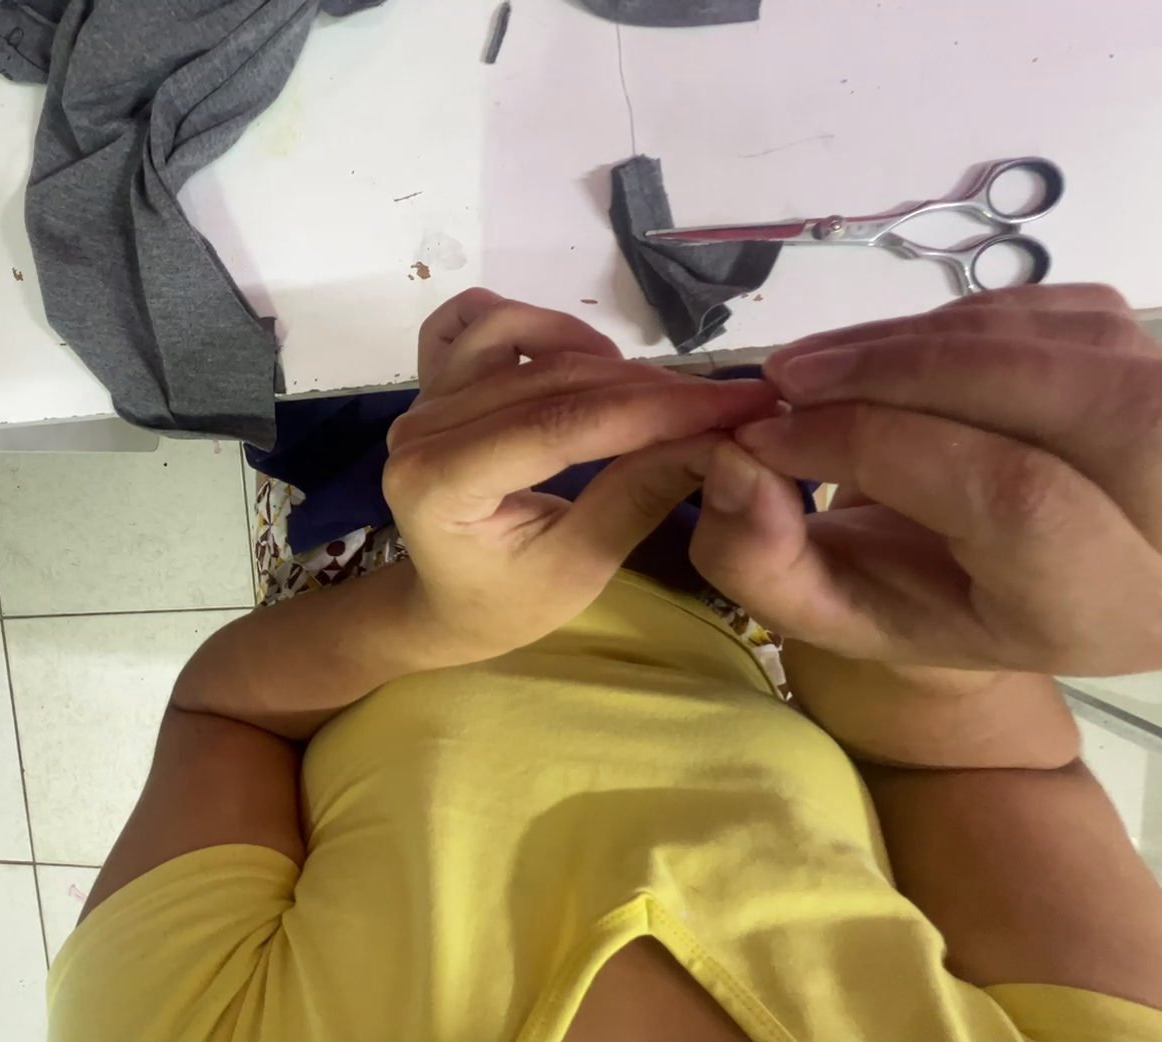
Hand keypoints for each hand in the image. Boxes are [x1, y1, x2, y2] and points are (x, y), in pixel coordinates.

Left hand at [383, 289, 780, 661]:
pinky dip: (530, 326)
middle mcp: (418, 434)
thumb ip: (638, 496)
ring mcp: (420, 403)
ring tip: (645, 393)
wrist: (450, 599)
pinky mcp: (432, 386)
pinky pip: (474, 321)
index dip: (654, 410)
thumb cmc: (507, 601)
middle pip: (543, 377)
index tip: (742, 403)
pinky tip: (572, 356)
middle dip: (646, 386)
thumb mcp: (578, 566)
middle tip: (726, 403)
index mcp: (436, 487)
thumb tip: (722, 436)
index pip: (555, 427)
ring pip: (512, 334)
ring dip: (591, 350)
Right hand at [690, 284, 1161, 675]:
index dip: (868, 445)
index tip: (757, 436)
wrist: (980, 581)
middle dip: (912, 370)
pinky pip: (1071, 313)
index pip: (1014, 500)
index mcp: (1101, 611)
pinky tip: (885, 360)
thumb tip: (728, 461)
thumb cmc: (895, 600)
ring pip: (1082, 346)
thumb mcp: (810, 608)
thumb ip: (754, 558)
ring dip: (920, 338)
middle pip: (1091, 405)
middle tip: (790, 375)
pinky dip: (953, 321)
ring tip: (813, 364)